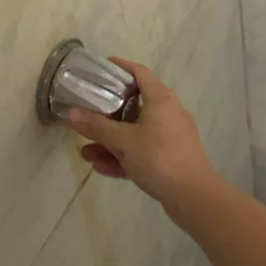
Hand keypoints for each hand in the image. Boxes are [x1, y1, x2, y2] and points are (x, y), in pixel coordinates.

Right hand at [68, 58, 220, 212]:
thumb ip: (97, 127)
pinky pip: (143, 151)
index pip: (139, 72)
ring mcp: (171, 137)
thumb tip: (71, 113)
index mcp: (160, 98)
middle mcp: (168, 112)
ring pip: (136, 132)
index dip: (120, 67)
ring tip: (86, 153)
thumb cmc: (159, 158)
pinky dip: (124, 156)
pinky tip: (101, 168)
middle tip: (88, 115)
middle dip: (108, 114)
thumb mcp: (123, 141)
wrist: (194, 197)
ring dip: (111, 141)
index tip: (101, 68)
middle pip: (134, 104)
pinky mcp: (171, 158)